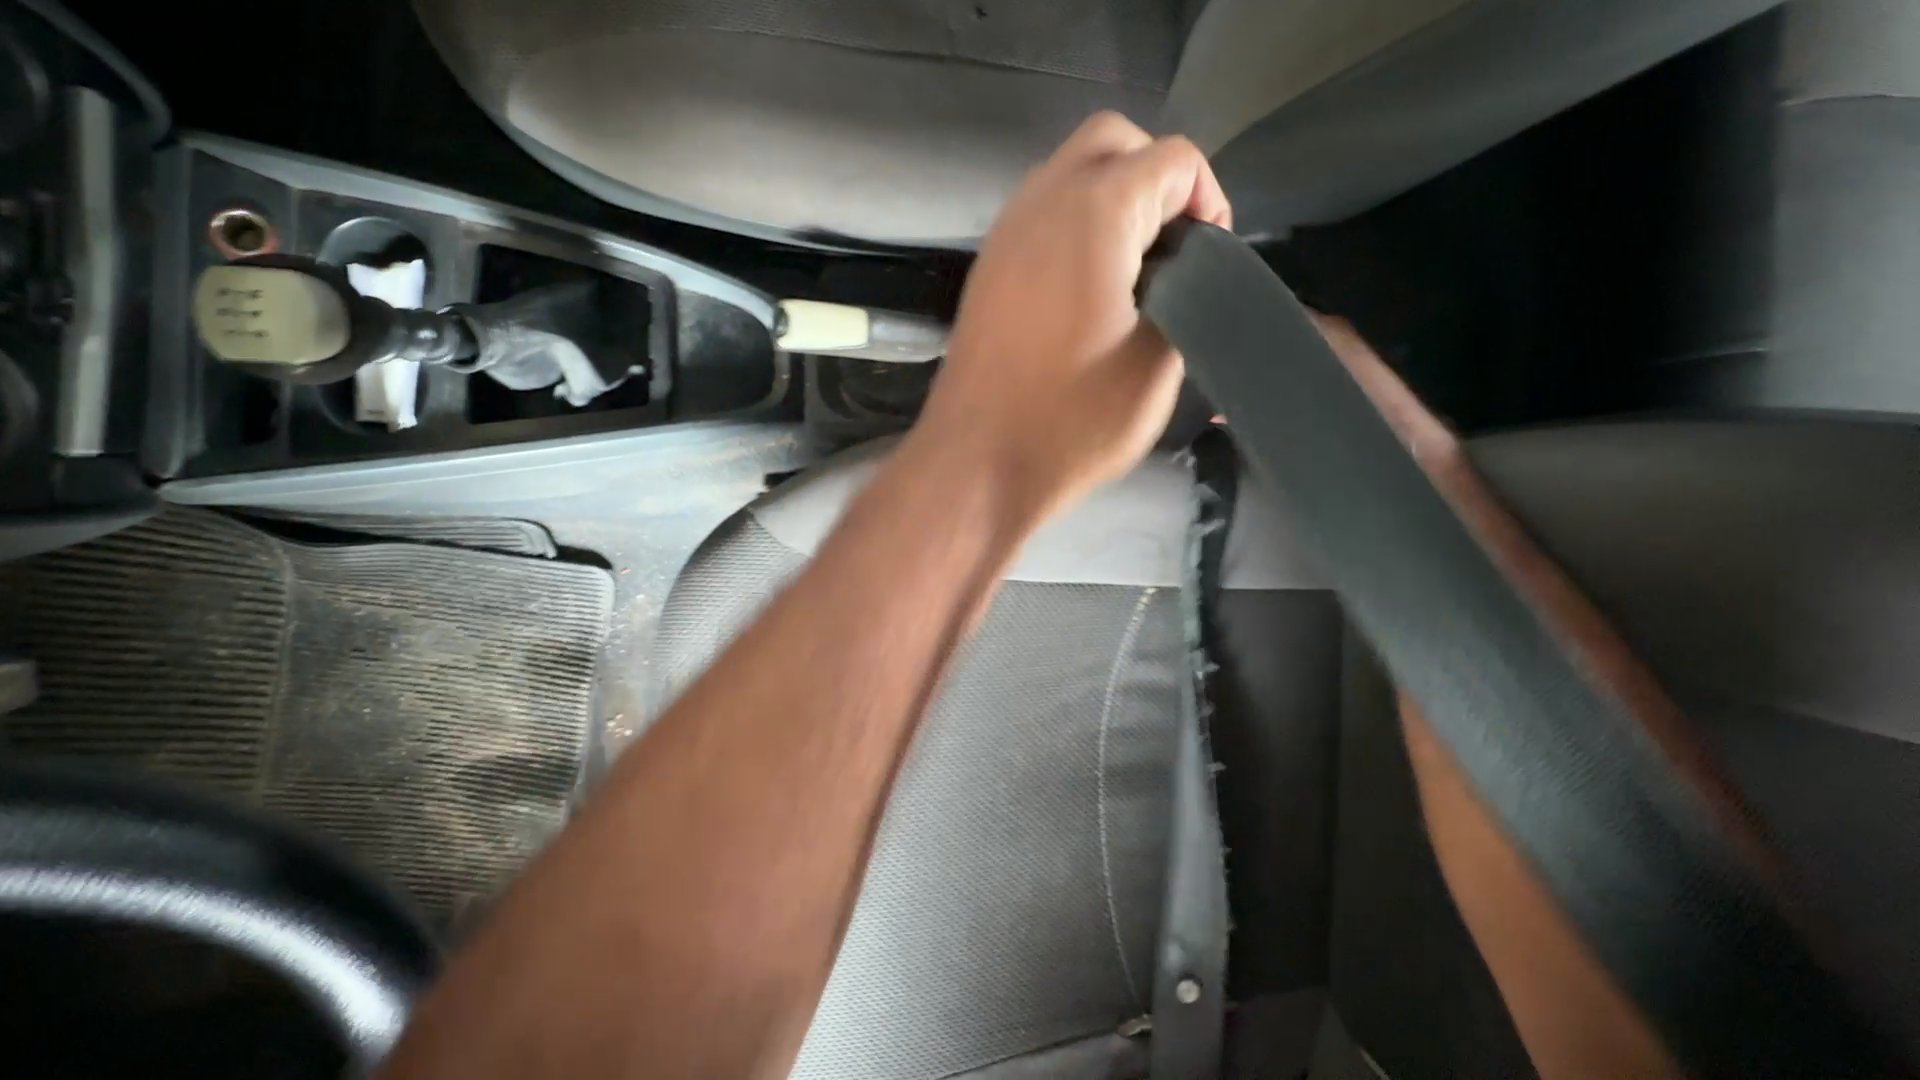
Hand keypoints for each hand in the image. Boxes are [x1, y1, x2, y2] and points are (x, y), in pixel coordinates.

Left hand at [909, 112, 1231, 524]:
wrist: (976, 464)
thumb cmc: (1071, 422)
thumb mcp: (1157, 362)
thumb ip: (1186, 292)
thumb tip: (1182, 269)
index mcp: (1093, 213)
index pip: (1173, 159)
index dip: (1209, 199)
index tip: (1212, 260)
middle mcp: (1041, 202)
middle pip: (1113, 140)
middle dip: (1159, 177)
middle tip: (1179, 247)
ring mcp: (1006, 233)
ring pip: (1069, 171)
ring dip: (1115, 197)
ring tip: (1140, 268)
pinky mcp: (988, 267)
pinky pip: (1041, 213)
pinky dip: (1077, 224)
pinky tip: (1094, 287)